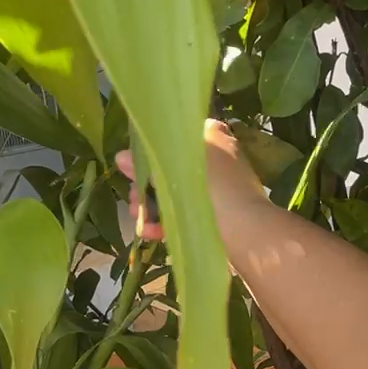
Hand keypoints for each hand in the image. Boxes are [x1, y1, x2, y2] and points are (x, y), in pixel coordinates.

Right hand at [114, 119, 268, 241]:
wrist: (246, 231)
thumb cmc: (212, 187)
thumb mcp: (173, 170)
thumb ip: (146, 164)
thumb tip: (120, 157)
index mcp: (210, 135)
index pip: (173, 137)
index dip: (148, 156)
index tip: (131, 172)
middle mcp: (216, 157)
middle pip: (169, 168)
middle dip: (146, 188)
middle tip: (134, 203)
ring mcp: (218, 188)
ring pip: (175, 193)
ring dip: (152, 207)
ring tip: (139, 221)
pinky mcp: (218, 215)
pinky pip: (186, 214)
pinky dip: (168, 222)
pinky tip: (151, 233)